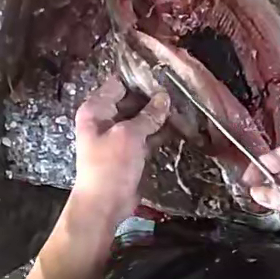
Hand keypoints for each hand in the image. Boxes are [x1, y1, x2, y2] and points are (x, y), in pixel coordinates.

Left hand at [61, 76, 168, 247]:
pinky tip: (179, 126)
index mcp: (96, 110)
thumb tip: (164, 98)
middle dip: (153, 97)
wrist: (104, 205)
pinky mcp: (129, 152)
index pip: (118, 84)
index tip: (163, 74)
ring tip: (183, 105)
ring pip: (141, 119)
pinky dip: (159, 132)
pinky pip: (146, 136)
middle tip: (179, 89)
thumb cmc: (110, 166)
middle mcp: (104, 119)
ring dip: (159, 115)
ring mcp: (117, 136)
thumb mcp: (128, 136)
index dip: (139, 78)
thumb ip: (147, 115)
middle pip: (131, 101)